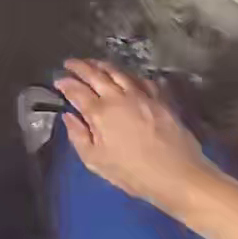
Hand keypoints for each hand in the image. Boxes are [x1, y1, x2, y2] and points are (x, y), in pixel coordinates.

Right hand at [54, 58, 221, 207]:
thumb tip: (69, 116)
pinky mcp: (160, 100)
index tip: (57, 81)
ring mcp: (142, 96)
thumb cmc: (132, 173)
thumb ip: (78, 136)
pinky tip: (128, 77)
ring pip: (118, 72)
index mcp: (99, 112)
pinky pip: (143, 81)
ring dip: (102, 65)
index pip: (76, 90)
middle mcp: (118, 97)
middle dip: (79, 66)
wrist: (179, 176)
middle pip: (95, 74)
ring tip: (93, 63)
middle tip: (69, 62)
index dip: (64, 83)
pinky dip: (131, 75)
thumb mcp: (95, 161)